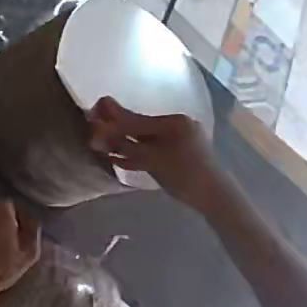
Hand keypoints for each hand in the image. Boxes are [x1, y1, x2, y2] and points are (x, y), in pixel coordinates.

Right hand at [87, 96, 228, 211]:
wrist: (213, 197)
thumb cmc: (184, 174)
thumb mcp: (150, 158)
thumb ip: (124, 145)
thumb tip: (97, 132)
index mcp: (174, 122)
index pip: (137, 119)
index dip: (113, 117)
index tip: (94, 109)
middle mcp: (176, 127)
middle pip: (139, 128)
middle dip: (115, 130)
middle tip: (94, 126)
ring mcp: (178, 141)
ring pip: (143, 141)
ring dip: (122, 143)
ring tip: (100, 143)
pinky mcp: (176, 156)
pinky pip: (151, 151)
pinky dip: (135, 155)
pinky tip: (117, 157)